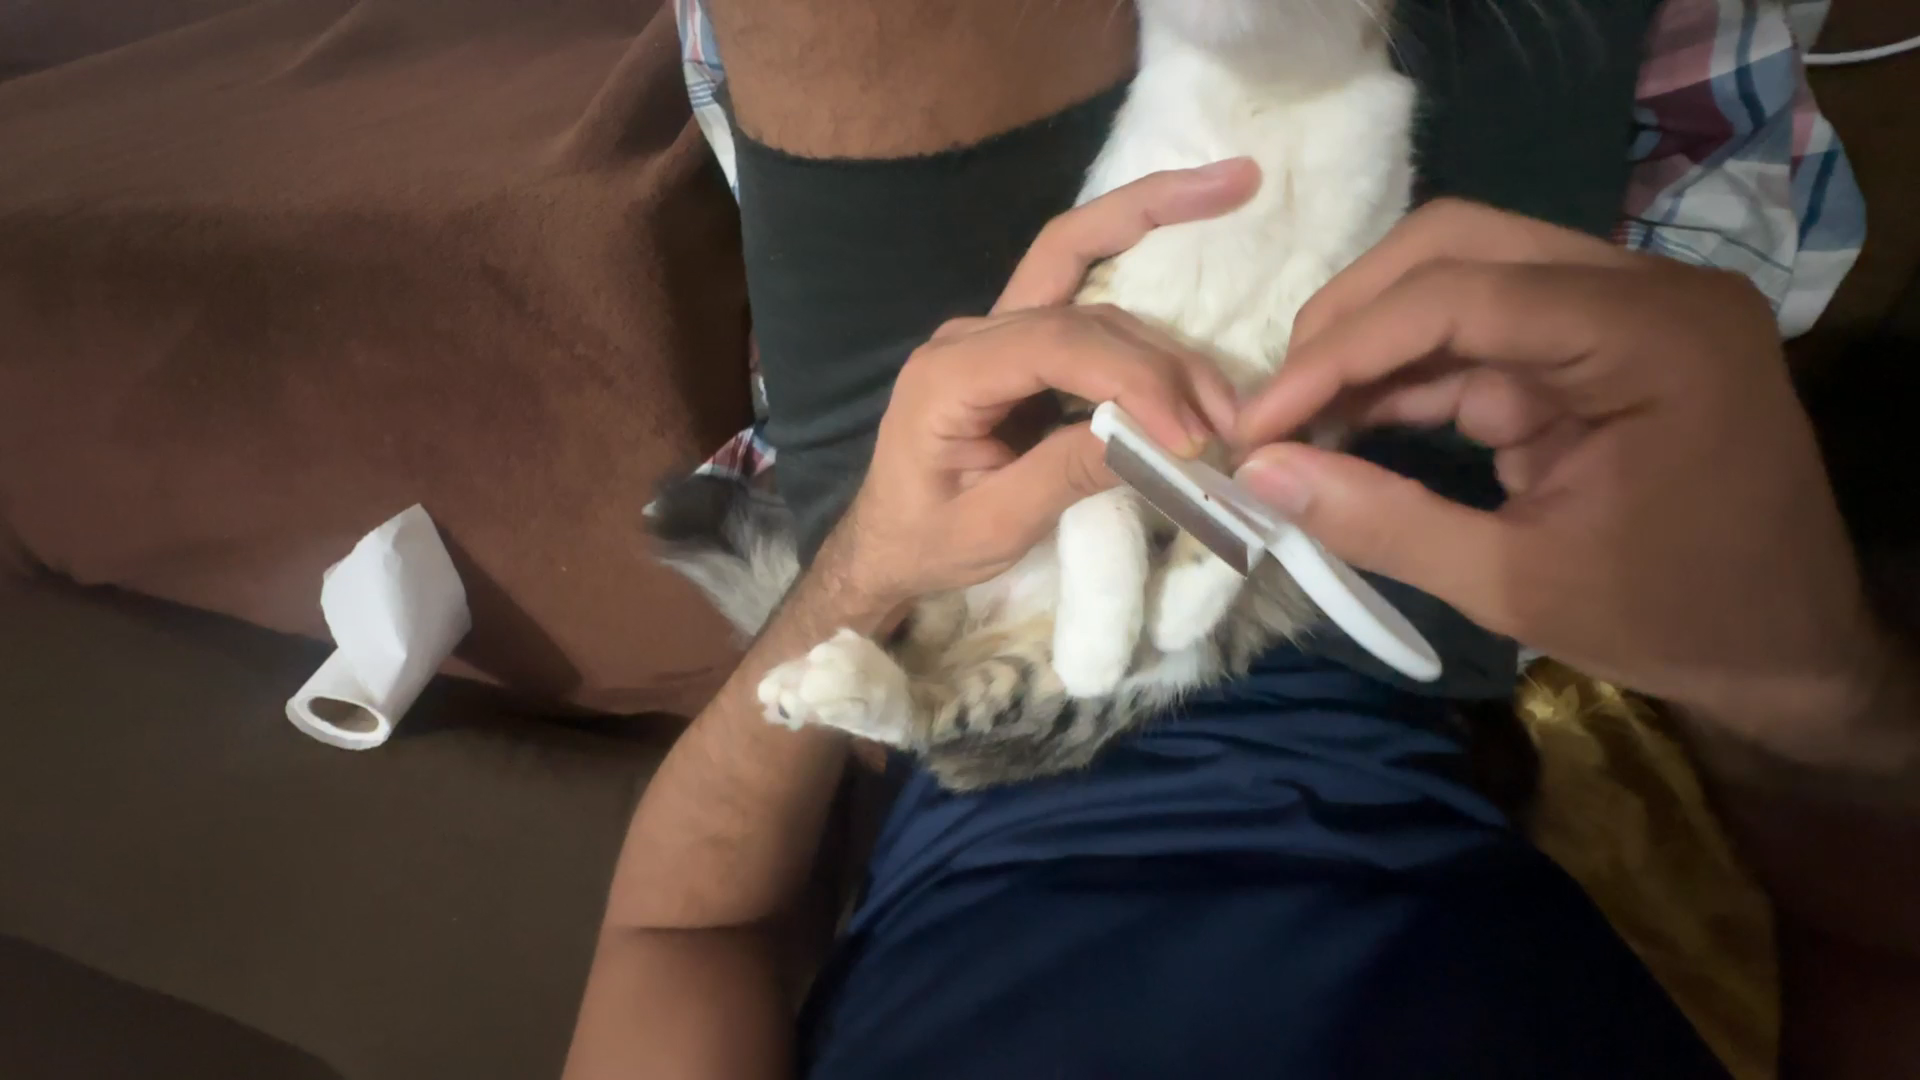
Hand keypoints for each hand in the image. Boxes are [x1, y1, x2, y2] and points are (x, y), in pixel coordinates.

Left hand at [821, 159, 1260, 607]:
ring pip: (1092, 302)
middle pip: (1081, 309)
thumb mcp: (993, 525)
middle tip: (1228, 418)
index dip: (1132, 379)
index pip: (1053, 344)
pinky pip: (1087, 316)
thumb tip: (1154, 439)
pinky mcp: (1017, 351)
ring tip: (1224, 404)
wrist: (888, 541)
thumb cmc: (927, 541)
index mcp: (946, 376)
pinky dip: (1145, 342)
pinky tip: (1192, 367)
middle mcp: (969, 337)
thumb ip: (1064, 475)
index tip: (1189, 437)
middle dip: (1162, 359)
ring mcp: (993, 335)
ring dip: (1165, 347)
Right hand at [1235, 199, 1889, 758]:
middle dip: (1345, 320)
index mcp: (1649, 337)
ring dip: (1359, 343)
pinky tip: (1343, 424)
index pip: (1458, 296)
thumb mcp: (1512, 585)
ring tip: (1296, 418)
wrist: (1781, 646)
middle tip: (1280, 403)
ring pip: (1447, 275)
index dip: (1339, 353)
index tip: (1259, 425)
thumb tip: (1258, 475)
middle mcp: (1634, 293)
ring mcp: (1606, 314)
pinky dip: (1391, 375)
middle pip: (1451, 246)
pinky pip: (1460, 335)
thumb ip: (1382, 523)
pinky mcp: (1575, 350)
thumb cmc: (1669, 617)